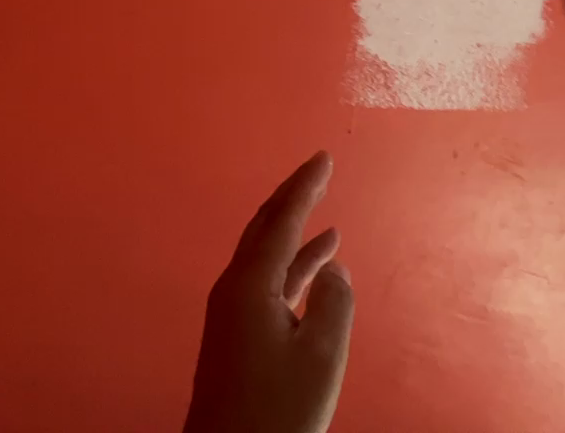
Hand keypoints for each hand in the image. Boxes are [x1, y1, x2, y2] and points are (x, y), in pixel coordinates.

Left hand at [184, 152, 353, 432]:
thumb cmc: (277, 412)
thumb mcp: (320, 357)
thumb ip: (334, 302)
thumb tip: (333, 269)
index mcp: (250, 284)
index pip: (283, 219)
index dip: (305, 185)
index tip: (324, 157)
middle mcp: (234, 287)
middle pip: (265, 227)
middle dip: (293, 197)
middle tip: (318, 169)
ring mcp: (230, 313)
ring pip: (266, 256)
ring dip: (297, 237)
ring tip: (330, 225)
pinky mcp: (234, 336)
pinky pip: (267, 283)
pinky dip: (293, 269)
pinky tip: (315, 274)